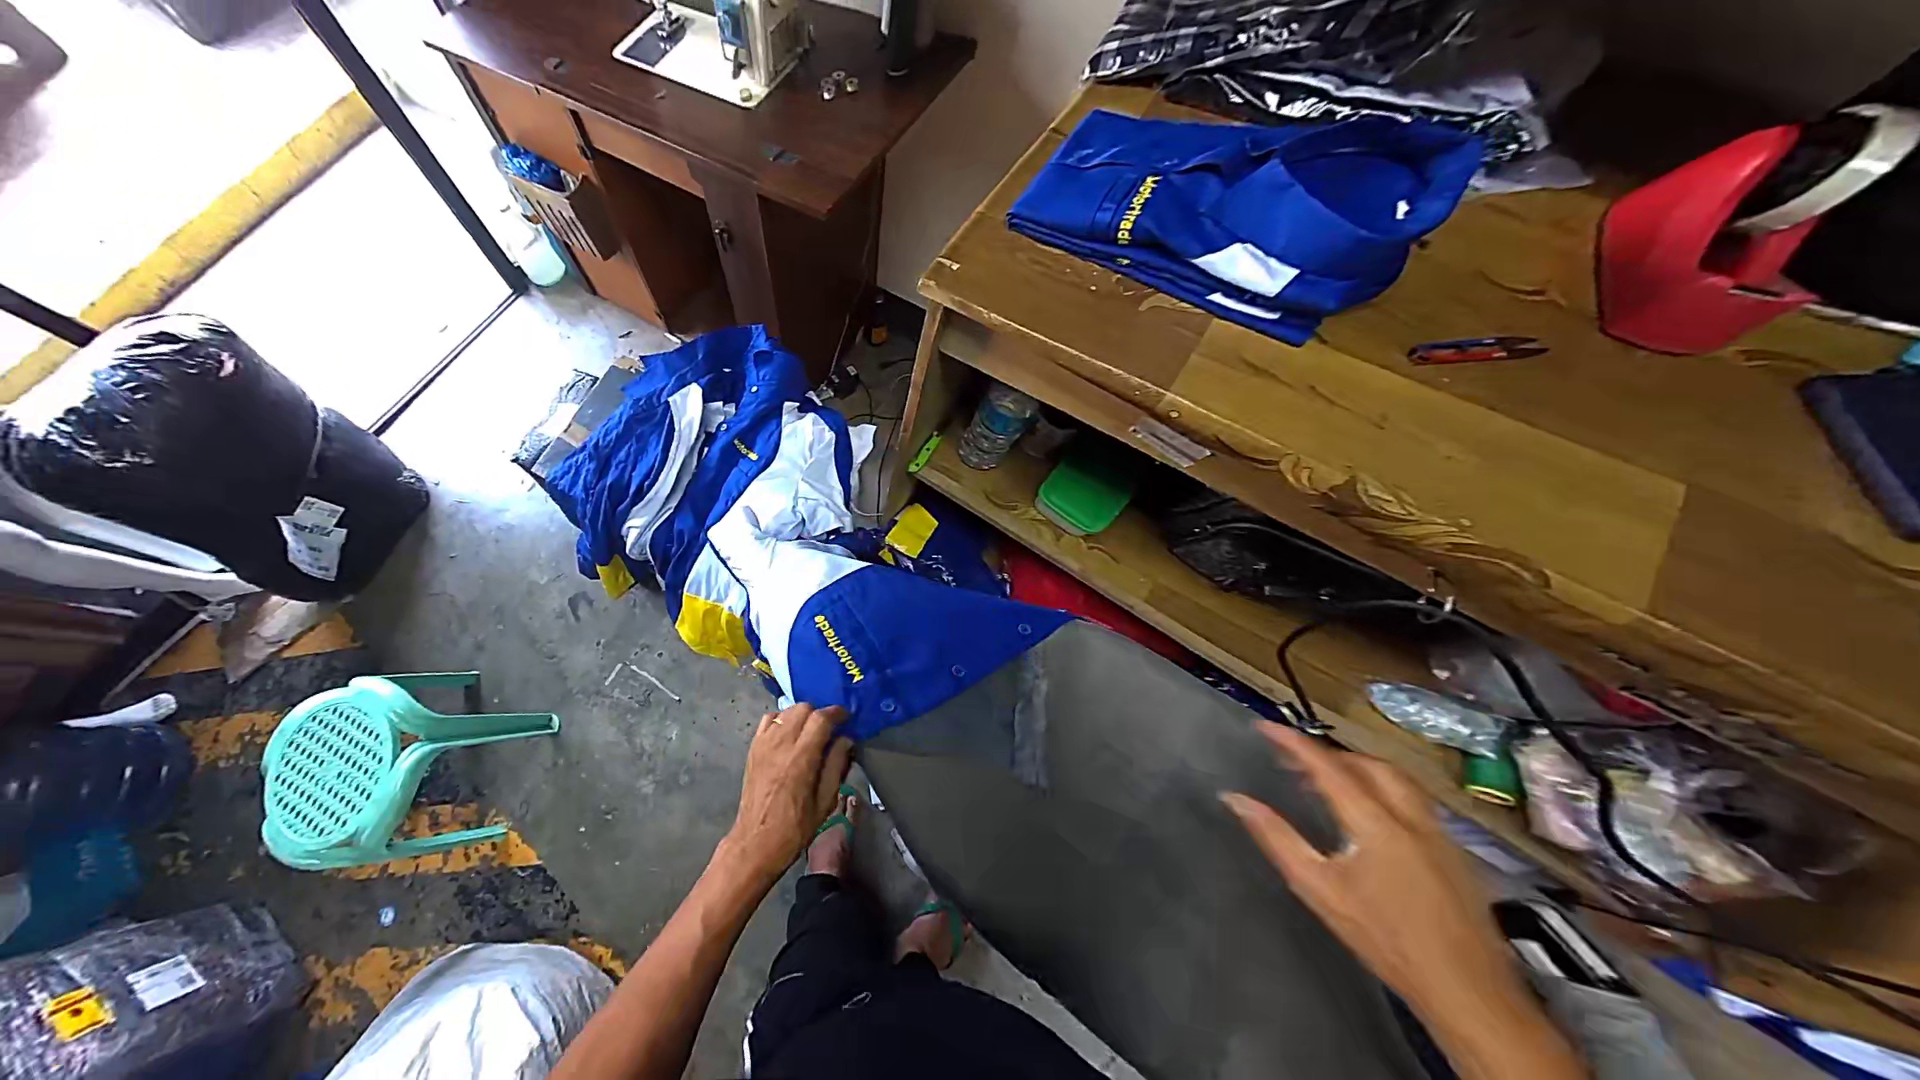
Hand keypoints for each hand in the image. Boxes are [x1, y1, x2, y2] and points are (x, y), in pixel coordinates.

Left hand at [721, 703, 854, 880]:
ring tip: (809, 731)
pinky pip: (768, 721)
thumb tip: (846, 739)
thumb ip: (837, 764)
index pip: (821, 718)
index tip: (847, 717)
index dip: (837, 713)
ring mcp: (763, 744)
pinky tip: (788, 735)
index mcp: (801, 757)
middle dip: (819, 713)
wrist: (757, 841)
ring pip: (785, 711)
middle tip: (829, 728)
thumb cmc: (796, 826)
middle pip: (803, 708)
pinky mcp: (753, 749)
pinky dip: (781, 721)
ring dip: (801, 715)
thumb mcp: (826, 800)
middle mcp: (780, 744)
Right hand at [1223, 726, 1586, 1079]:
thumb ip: (1276, 838)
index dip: (1293, 742)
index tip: (1264, 725)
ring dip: (1358, 766)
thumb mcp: (1318, 889)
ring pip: (1397, 777)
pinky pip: (1413, 798)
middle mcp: (1412, 815)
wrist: (1467, 990)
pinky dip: (1382, 787)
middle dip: (1328, 753)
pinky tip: (1369, 811)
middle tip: (1293, 759)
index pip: (1328, 766)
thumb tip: (1235, 799)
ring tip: (1326, 779)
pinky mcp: (1455, 850)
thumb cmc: (1385, 939)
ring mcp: (1440, 831)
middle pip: (1367, 763)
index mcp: (1376, 822)